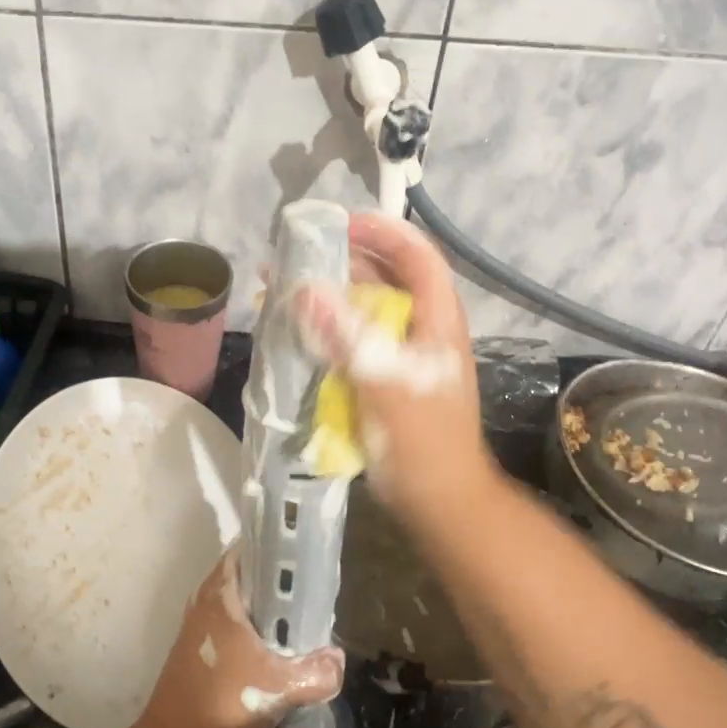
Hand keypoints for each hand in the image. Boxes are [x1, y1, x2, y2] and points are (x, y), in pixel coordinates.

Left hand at [132, 548, 344, 727]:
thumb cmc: (225, 704)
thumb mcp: (279, 689)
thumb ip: (316, 673)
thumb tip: (338, 659)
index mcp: (220, 596)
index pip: (244, 551)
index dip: (271, 547)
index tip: (299, 553)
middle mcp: (204, 602)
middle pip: (241, 575)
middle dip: (271, 578)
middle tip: (305, 586)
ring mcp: (195, 624)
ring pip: (232, 599)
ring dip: (259, 603)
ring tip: (293, 614)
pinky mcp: (194, 646)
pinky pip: (226, 620)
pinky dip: (247, 622)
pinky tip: (269, 643)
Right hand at [291, 212, 497, 523]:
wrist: (441, 504)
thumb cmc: (423, 445)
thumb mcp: (386, 386)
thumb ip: (347, 336)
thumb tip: (307, 288)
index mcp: (437, 321)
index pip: (416, 256)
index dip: (382, 231)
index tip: (338, 223)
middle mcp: (422, 330)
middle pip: (387, 277)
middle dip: (343, 261)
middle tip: (296, 254)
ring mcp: (404, 356)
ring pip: (368, 310)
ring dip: (330, 296)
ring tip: (285, 287)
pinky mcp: (386, 380)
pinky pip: (355, 341)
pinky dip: (328, 330)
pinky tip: (297, 333)